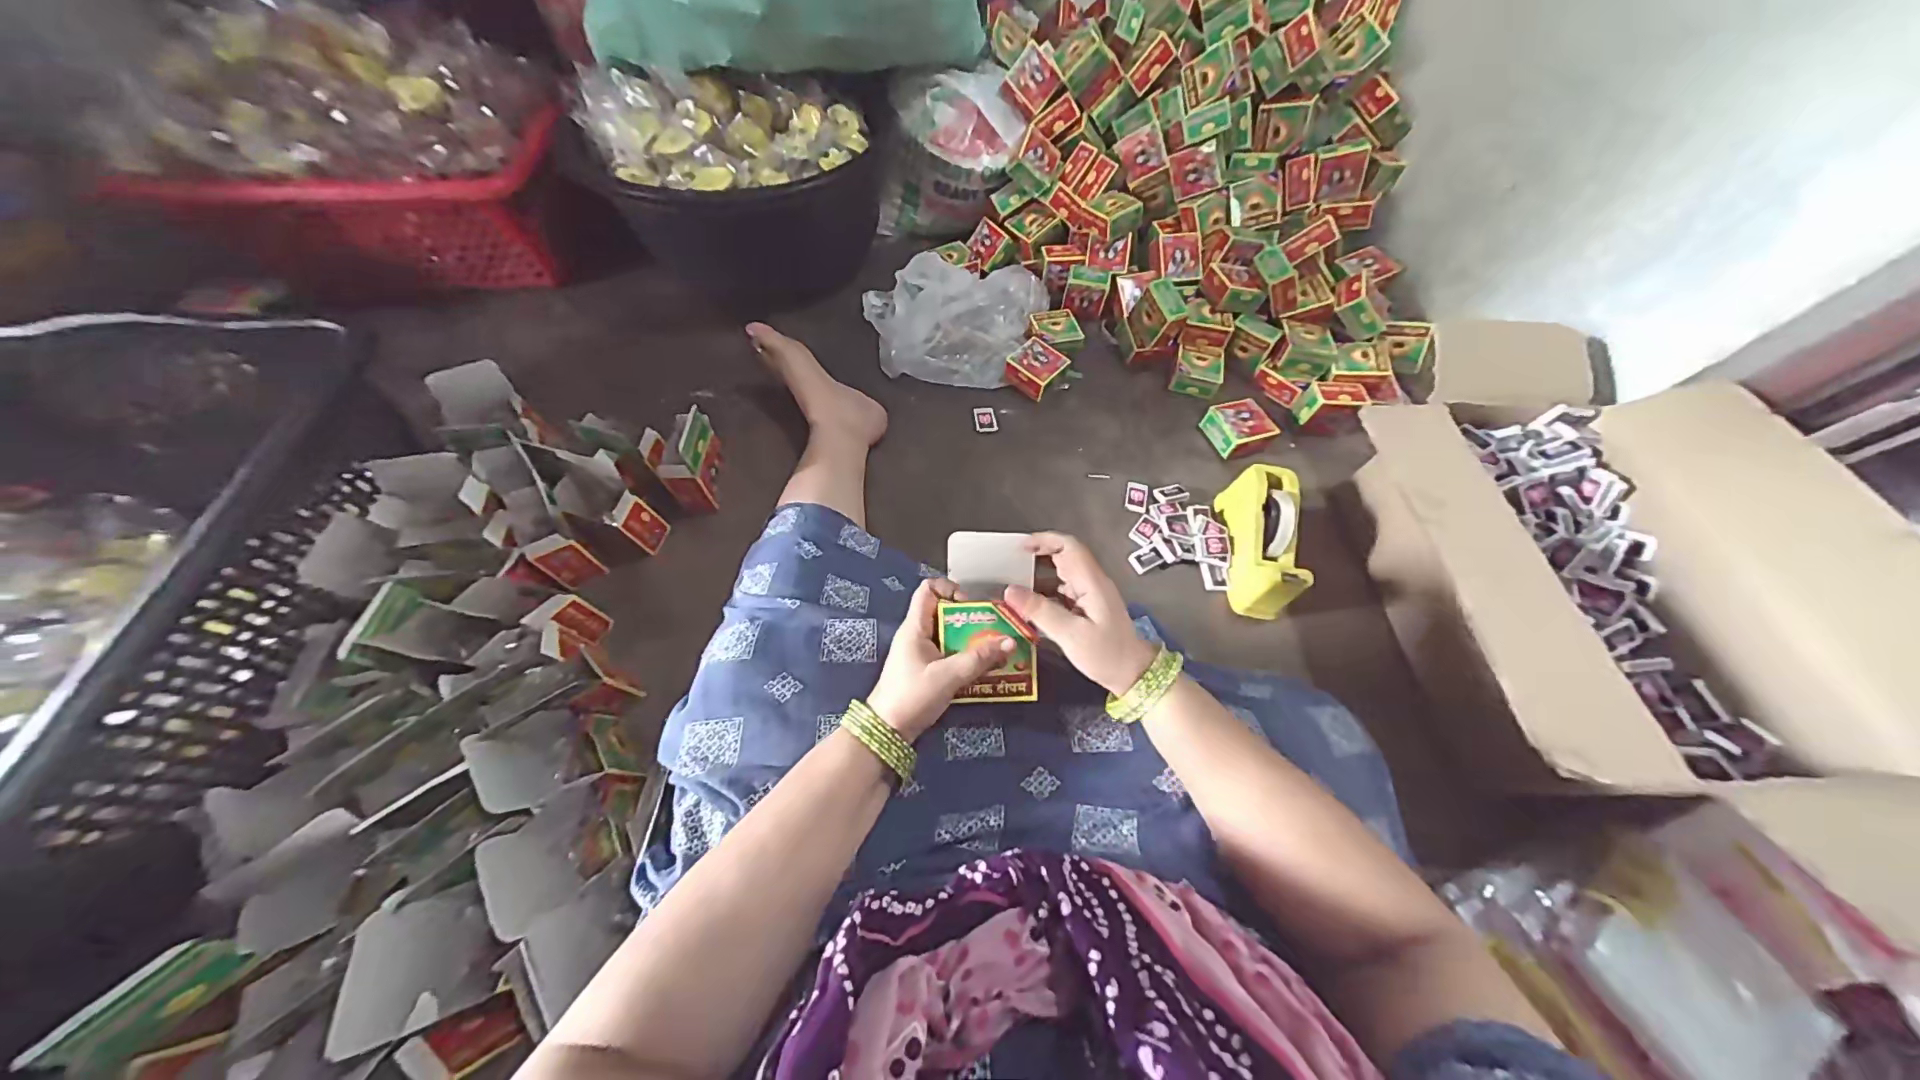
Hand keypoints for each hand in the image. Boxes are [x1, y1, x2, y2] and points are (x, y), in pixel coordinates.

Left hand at [865, 579, 1015, 740]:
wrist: (887, 731)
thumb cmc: (912, 696)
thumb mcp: (947, 676)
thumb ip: (979, 659)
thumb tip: (1010, 641)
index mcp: (915, 627)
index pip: (928, 589)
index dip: (951, 589)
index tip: (972, 606)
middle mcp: (918, 635)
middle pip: (946, 612)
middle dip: (972, 619)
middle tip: (995, 629)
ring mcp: (922, 653)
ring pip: (951, 635)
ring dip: (973, 641)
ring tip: (998, 649)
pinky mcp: (928, 670)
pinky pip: (951, 654)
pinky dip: (968, 657)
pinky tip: (986, 668)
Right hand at [1001, 532, 1159, 695]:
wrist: (1133, 674)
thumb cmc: (1106, 654)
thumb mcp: (1071, 635)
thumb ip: (1040, 611)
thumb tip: (1010, 591)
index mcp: (1091, 583)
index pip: (1069, 547)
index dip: (1045, 540)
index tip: (1020, 547)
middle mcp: (1092, 583)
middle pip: (1065, 556)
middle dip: (1038, 555)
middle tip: (1010, 565)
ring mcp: (1091, 594)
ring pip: (1062, 573)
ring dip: (1039, 575)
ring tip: (1014, 585)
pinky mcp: (1087, 607)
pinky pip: (1063, 590)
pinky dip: (1045, 591)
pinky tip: (1030, 604)